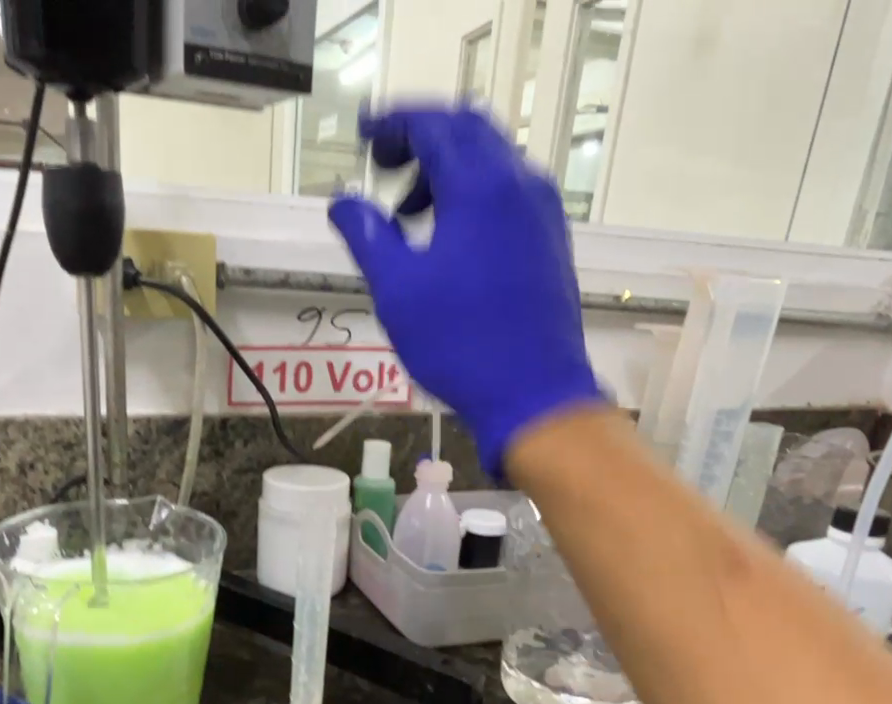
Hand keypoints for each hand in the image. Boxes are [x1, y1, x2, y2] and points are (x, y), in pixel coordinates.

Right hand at [328, 107, 605, 476]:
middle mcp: (518, 184)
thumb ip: (367, 236)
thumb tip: (342, 203)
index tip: (361, 136)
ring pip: (490, 161)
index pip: (433, 125)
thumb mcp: (397, 290)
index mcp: (479, 186)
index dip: (392, 124)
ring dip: (445, 170)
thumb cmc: (459, 342)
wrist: (534, 391)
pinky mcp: (549, 238)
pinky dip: (471, 193)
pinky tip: (446, 237)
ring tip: (406, 214)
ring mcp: (541, 210)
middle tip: (381, 167)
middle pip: (466, 131)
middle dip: (419, 139)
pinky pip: (507, 191)